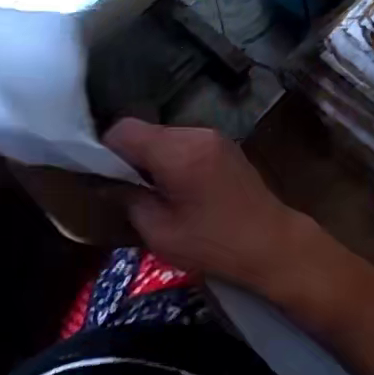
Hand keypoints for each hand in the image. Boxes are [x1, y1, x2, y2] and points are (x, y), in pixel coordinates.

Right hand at [102, 118, 327, 293]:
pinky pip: (184, 141)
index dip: (104, 149)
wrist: (273, 244)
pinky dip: (171, 156)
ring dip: (151, 156)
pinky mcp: (223, 144)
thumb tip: (107, 183)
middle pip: (145, 130)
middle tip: (122, 186)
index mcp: (178, 152)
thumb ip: (129, 200)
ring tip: (150, 189)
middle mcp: (195, 133)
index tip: (100, 174)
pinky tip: (175, 185)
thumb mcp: (161, 232)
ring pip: (164, 134)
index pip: (124, 129)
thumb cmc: (215, 244)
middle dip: (128, 154)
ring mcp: (212, 136)